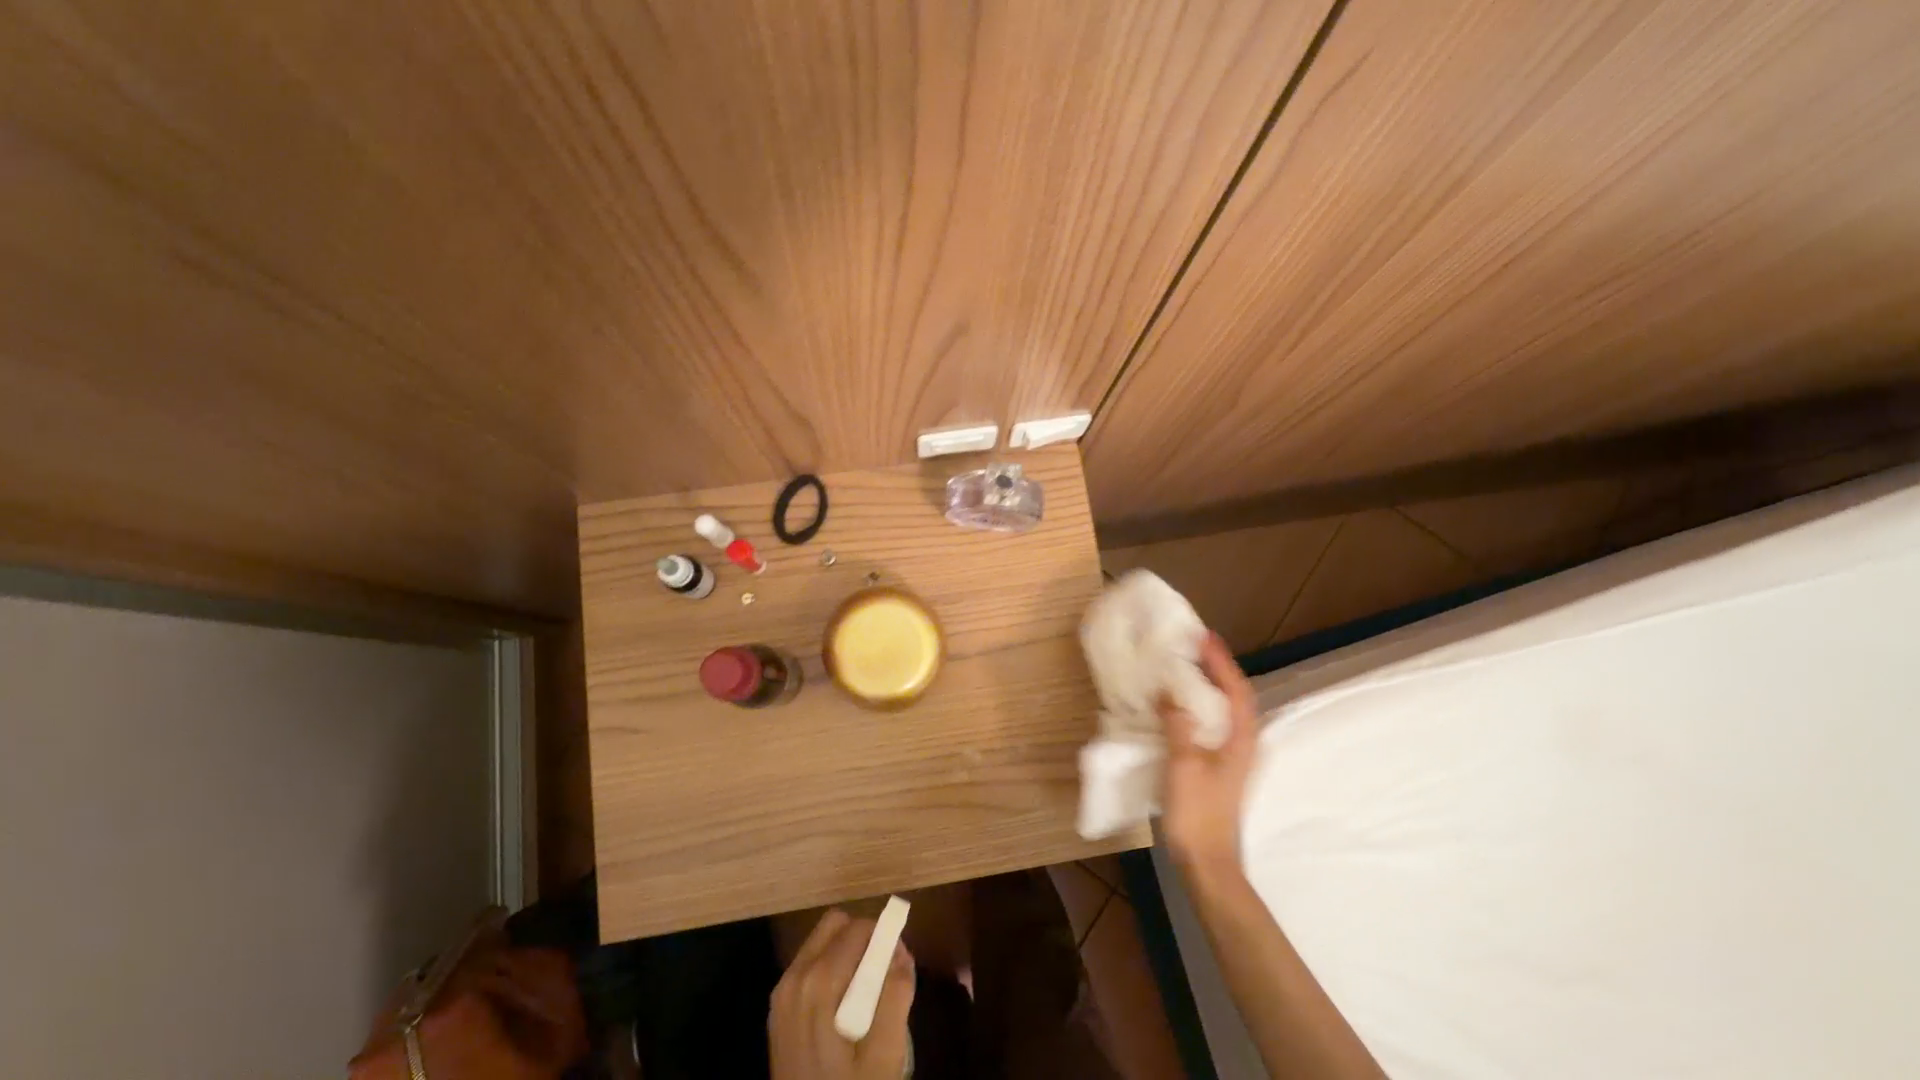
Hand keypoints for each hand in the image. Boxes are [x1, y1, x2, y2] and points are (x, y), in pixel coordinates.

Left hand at [769, 909, 914, 1079]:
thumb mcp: (885, 1053)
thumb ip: (896, 995)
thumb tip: (901, 949)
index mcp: (819, 982)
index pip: (857, 928)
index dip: (884, 936)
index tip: (900, 962)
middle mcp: (794, 977)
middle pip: (834, 926)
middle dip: (863, 938)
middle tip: (884, 975)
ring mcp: (781, 993)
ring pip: (820, 944)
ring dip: (847, 954)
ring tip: (868, 995)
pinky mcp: (778, 1009)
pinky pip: (808, 967)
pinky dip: (830, 971)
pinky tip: (846, 1008)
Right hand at [1160, 632, 1260, 881]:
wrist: (1207, 863)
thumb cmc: (1198, 814)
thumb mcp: (1184, 765)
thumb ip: (1179, 725)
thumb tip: (1170, 692)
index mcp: (1241, 740)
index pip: (1236, 689)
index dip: (1221, 662)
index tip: (1203, 637)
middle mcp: (1243, 745)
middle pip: (1233, 697)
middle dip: (1214, 670)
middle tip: (1189, 647)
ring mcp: (1232, 760)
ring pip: (1221, 713)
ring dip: (1205, 689)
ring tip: (1181, 669)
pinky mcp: (1218, 771)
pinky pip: (1209, 728)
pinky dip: (1196, 710)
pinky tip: (1175, 710)